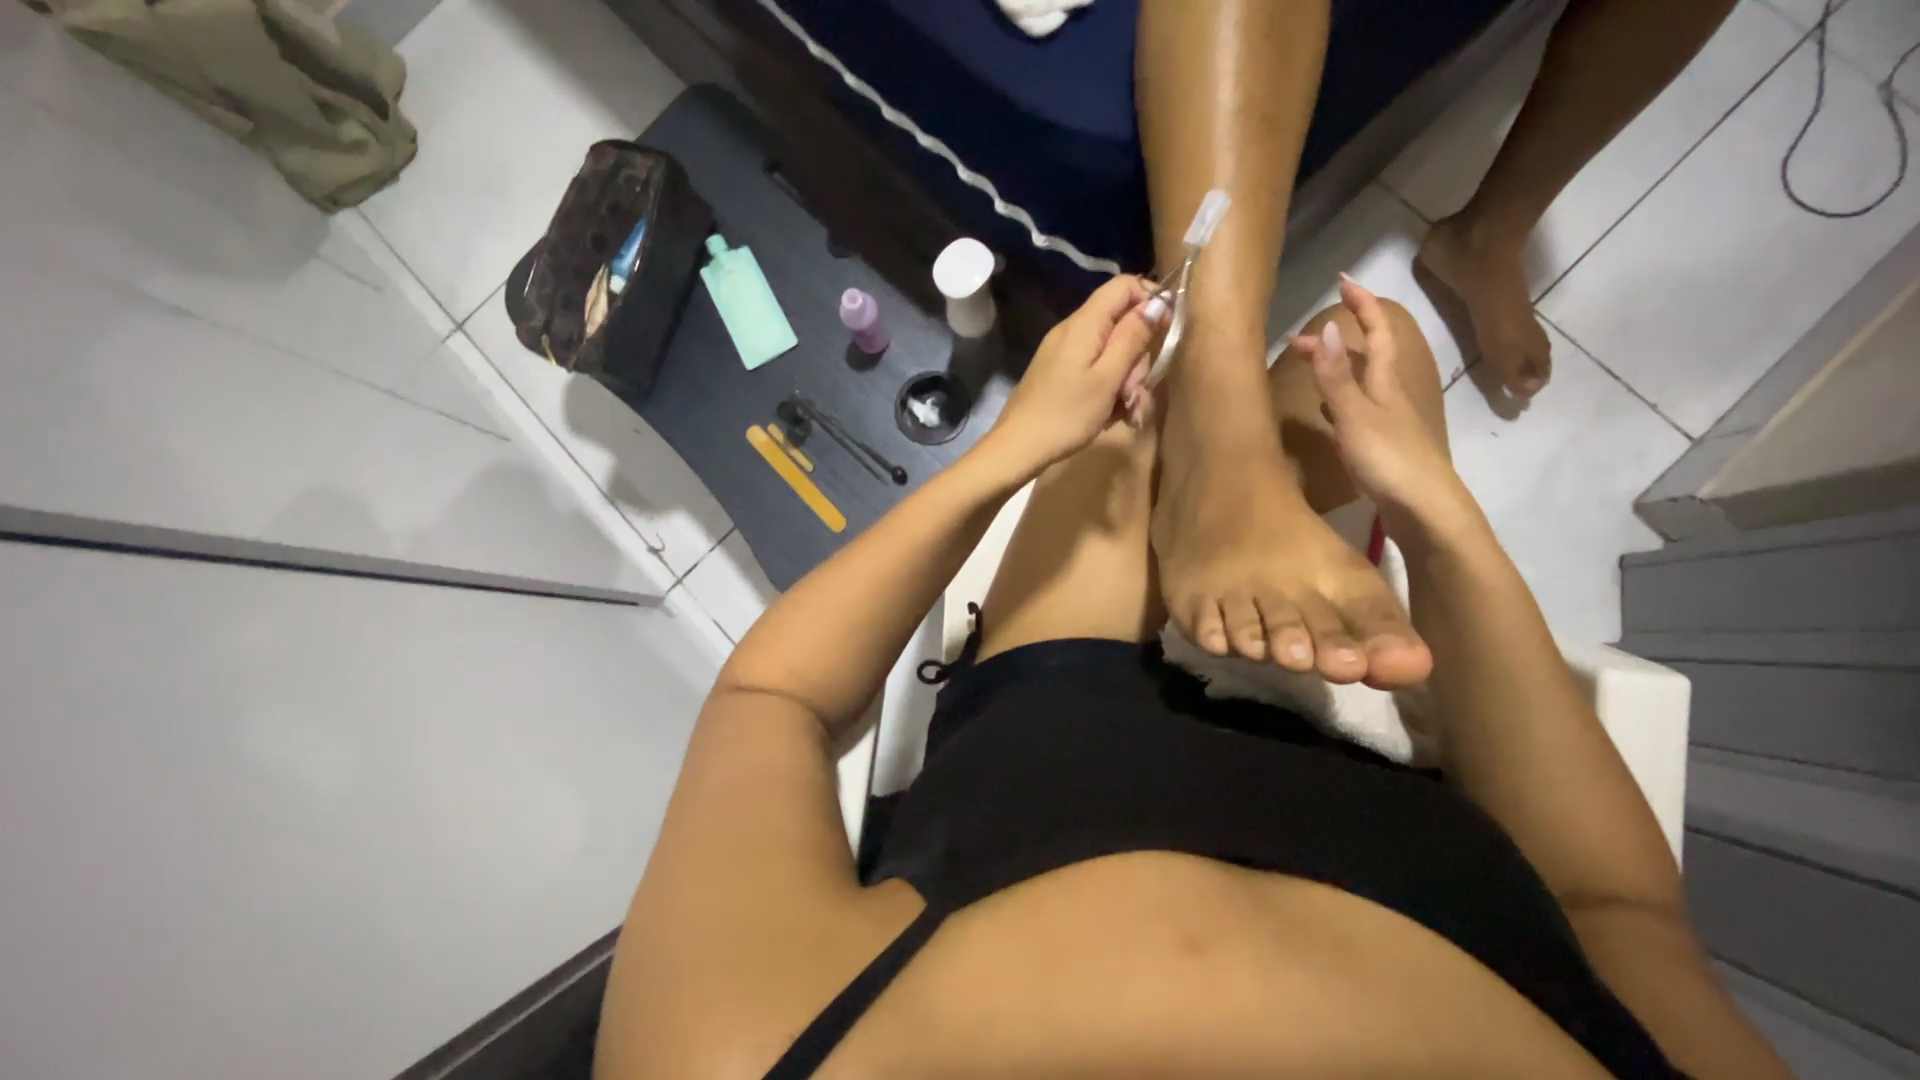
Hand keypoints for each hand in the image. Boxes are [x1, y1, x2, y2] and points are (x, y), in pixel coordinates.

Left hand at [984, 275, 1163, 471]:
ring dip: (1125, 381)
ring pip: (1110, 352)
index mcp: (1084, 324)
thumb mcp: (1108, 378)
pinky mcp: (1059, 372)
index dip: (1150, 300)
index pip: (1123, 286)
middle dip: (1137, 357)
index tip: (1165, 330)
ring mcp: (1064, 352)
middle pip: (1120, 324)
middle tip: (1134, 392)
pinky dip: (1108, 389)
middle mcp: (1072, 330)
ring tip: (1126, 413)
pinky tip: (1111, 415)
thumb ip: (1133, 337)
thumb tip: (1157, 302)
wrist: (1018, 446)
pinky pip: (1094, 370)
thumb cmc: (1067, 414)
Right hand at [1297, 277, 1479, 547]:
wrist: (1424, 511)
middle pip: (1364, 357)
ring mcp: (1385, 422)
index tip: (1342, 280)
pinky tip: (1327, 409)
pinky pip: (1354, 410)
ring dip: (1334, 367)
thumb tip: (1327, 328)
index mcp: (1385, 384)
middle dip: (1335, 339)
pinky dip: (1337, 399)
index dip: (1362, 305)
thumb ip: (1337, 377)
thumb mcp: (1356, 417)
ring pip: (1359, 382)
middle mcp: (1387, 396)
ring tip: (1307, 363)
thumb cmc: (1390, 461)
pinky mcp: (1378, 446)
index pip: (1376, 332)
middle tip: (1296, 337)